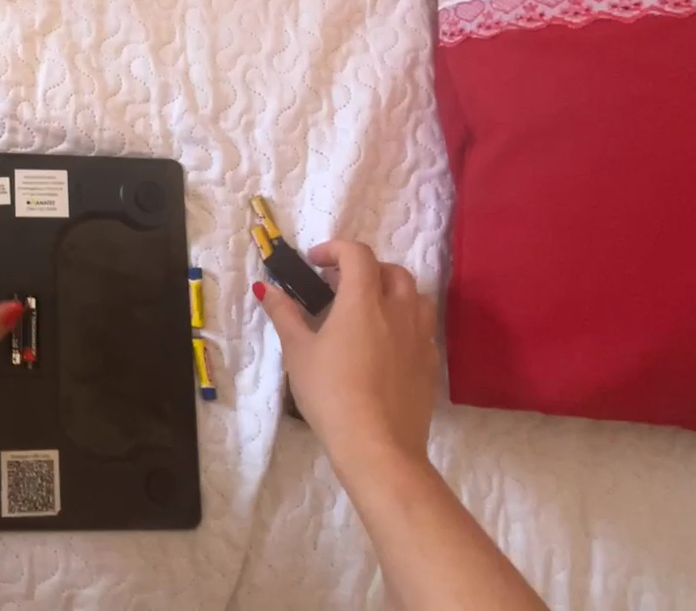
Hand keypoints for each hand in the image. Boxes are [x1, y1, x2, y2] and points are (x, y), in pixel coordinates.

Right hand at [254, 240, 439, 471]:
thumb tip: (266, 288)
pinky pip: (423, 327)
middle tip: (337, 285)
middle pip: (392, 270)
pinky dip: (403, 320)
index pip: (358, 254)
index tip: (314, 263)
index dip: (334, 249)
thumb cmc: (331, 392)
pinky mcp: (430, 365)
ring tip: (366, 308)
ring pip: (415, 296)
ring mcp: (420, 339)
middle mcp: (398, 312)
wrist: (378, 446)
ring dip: (391, 290)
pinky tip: (383, 342)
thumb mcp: (297, 351)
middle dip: (364, 267)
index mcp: (363, 302)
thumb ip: (284, 314)